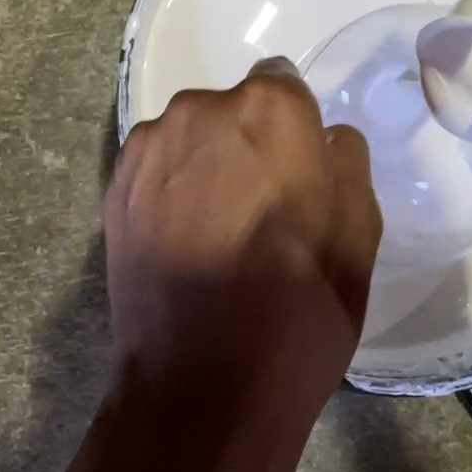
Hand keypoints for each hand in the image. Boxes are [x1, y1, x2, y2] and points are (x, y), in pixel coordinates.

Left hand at [103, 56, 378, 418]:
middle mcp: (200, 110)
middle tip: (261, 210)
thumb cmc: (297, 312)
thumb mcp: (358, 237)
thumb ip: (347, 163)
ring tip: (217, 231)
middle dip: (249, 142)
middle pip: (234, 108)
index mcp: (268, 111)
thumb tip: (326, 137)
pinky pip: (157, 166)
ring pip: (192, 136)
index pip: (284, 82)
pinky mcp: (113, 188)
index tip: (298, 171)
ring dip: (206, 163)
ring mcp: (148, 148)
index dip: (294, 126)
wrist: (199, 390)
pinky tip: (184, 242)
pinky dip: (172, 188)